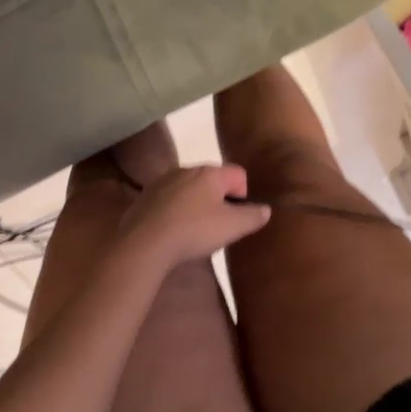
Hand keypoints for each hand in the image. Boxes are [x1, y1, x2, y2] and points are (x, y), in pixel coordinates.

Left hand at [118, 165, 271, 269]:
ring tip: (193, 232)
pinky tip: (172, 232)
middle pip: (212, 180)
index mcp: (210, 173)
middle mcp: (186, 169)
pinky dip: (175, 211)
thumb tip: (265, 209)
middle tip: (216, 227)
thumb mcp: (232, 227)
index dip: (243, 195)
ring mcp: (163, 181)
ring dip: (195, 204)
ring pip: (189, 188)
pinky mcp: (146, 196)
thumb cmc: (193, 230)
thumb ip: (253, 216)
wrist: (144, 242)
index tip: (236, 217)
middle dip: (218, 200)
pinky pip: (169, 199)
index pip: (238, 173)